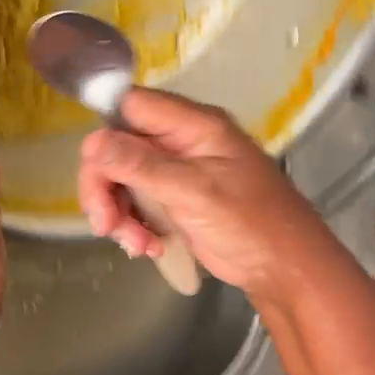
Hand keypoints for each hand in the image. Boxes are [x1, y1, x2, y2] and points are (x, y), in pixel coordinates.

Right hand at [76, 89, 339, 298]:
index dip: (105, 131)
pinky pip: (133, 203)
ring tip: (135, 244)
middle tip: (104, 224)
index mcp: (192, 125)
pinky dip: (131, 226)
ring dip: (116, 213)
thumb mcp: (193, 192)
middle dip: (104, 187)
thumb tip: (91, 141)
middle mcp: (179, 141)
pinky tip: (146, 247)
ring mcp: (174, 171)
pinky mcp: (171, 199)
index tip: (93, 169)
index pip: (130, 106)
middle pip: (116, 148)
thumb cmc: (250, 223)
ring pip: (119, 179)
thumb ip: (141, 165)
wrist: (282, 268)